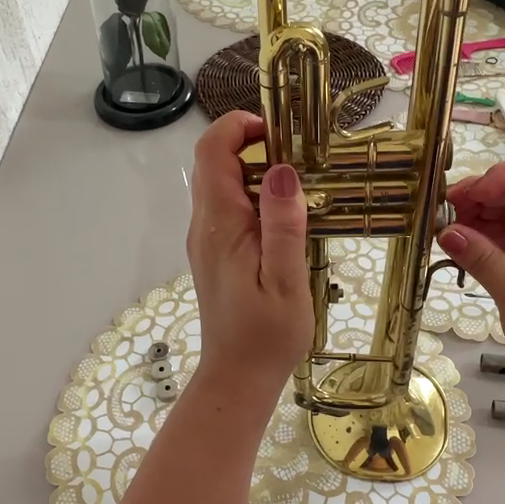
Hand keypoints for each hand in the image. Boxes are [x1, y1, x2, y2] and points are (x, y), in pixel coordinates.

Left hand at [187, 112, 312, 393]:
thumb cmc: (266, 334)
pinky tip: (284, 218)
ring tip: (299, 186)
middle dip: (253, 145)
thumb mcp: (285, 280)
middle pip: (214, 163)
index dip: (238, 127)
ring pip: (221, 185)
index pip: (211, 152)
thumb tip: (282, 169)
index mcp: (219, 224)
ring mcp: (206, 240)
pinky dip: (253, 197)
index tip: (279, 131)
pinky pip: (228, 209)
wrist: (238, 377)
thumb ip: (283, 224)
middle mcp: (204, 225)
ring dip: (255, 171)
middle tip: (300, 158)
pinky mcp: (215, 254)